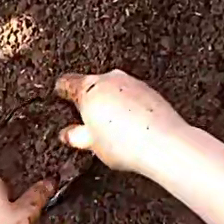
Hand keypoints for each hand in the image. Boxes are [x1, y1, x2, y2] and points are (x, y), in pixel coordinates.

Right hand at [54, 70, 189, 174]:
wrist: (163, 143)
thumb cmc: (125, 143)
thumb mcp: (91, 144)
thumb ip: (76, 136)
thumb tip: (68, 133)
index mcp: (89, 89)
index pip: (68, 83)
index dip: (62, 90)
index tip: (60, 92)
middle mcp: (110, 79)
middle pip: (92, 85)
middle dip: (90, 101)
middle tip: (90, 122)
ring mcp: (132, 83)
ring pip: (114, 89)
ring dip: (111, 102)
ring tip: (114, 128)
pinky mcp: (150, 91)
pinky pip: (132, 95)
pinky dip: (128, 105)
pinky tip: (132, 124)